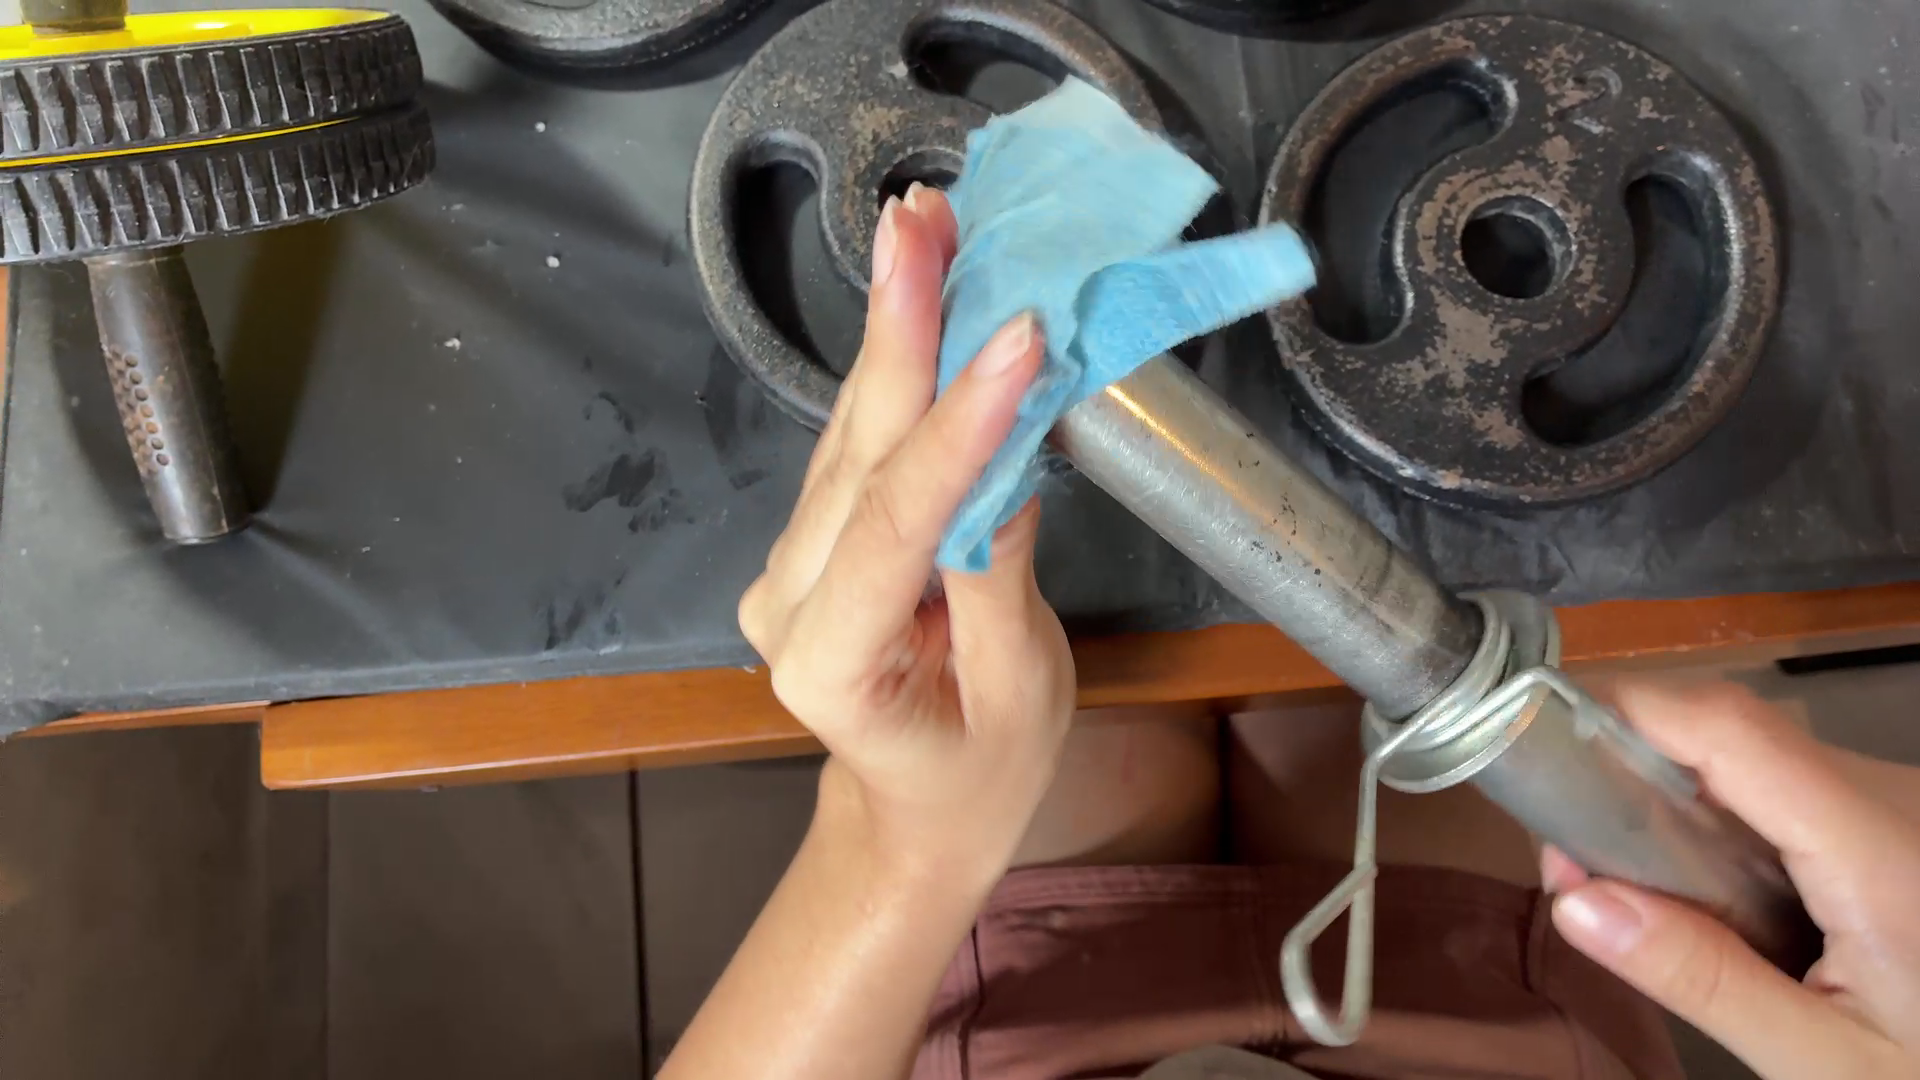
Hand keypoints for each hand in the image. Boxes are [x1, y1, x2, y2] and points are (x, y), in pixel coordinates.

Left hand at [738, 185, 1074, 888]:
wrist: (916, 807)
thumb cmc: (979, 775)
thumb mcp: (1018, 690)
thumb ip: (1001, 573)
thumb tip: (1011, 444)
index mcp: (832, 663)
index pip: (898, 525)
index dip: (959, 427)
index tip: (1017, 333)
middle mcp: (788, 601)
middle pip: (855, 459)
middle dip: (897, 333)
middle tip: (924, 220)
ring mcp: (789, 567)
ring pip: (848, 440)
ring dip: (892, 337)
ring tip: (924, 237)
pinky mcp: (809, 544)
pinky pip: (854, 452)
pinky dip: (893, 379)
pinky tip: (916, 308)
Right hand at [1541, 681, 1919, 1079]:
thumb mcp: (1841, 1070)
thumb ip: (1708, 982)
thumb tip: (1570, 901)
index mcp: (1887, 850)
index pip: (1724, 724)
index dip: (1618, 705)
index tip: (1529, 734)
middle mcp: (1889, 799)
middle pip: (1712, 732)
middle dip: (1611, 770)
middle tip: (1567, 859)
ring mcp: (1888, 803)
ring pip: (1728, 754)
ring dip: (1646, 796)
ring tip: (1614, 881)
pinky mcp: (1880, 817)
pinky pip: (1756, 781)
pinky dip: (1691, 812)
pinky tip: (1682, 880)